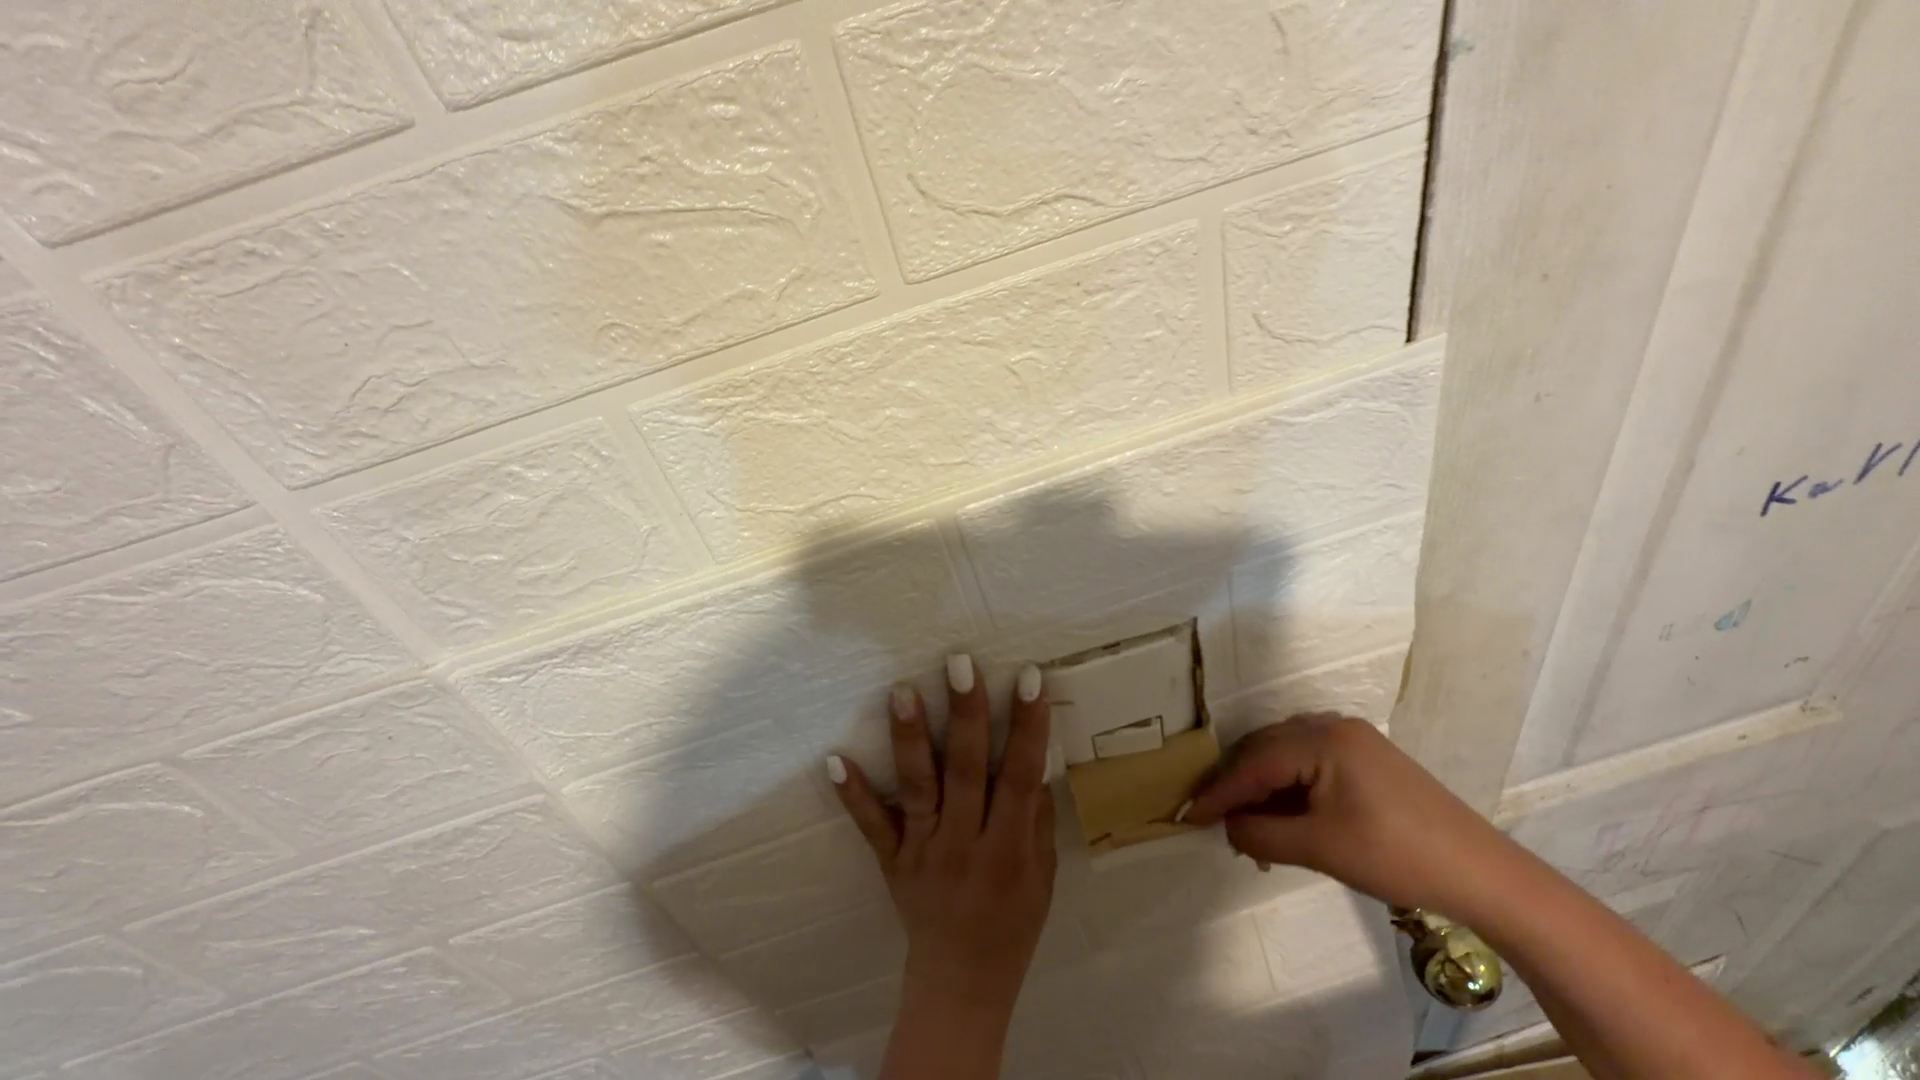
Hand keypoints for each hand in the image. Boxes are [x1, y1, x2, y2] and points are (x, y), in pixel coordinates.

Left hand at [830, 655, 1056, 1014]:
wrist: (963, 981)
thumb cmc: (1013, 925)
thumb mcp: (1043, 877)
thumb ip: (1035, 820)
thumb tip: (1032, 763)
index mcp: (1008, 847)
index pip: (1019, 776)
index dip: (1026, 727)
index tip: (1029, 679)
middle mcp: (964, 842)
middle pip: (965, 770)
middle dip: (966, 715)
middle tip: (959, 664)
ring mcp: (923, 850)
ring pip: (917, 787)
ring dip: (910, 738)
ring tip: (902, 691)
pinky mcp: (892, 860)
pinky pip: (871, 825)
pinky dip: (853, 794)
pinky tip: (835, 759)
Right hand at [1183, 712, 1514, 917]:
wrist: (1478, 871)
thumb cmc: (1394, 855)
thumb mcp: (1318, 847)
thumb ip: (1262, 833)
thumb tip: (1228, 826)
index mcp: (1323, 739)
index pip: (1253, 762)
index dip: (1218, 792)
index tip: (1188, 816)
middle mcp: (1334, 727)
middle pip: (1266, 750)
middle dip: (1237, 785)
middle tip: (1212, 819)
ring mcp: (1354, 740)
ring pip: (1286, 756)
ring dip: (1262, 787)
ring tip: (1245, 823)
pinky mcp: (1368, 760)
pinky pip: (1310, 764)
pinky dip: (1288, 787)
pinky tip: (1281, 816)